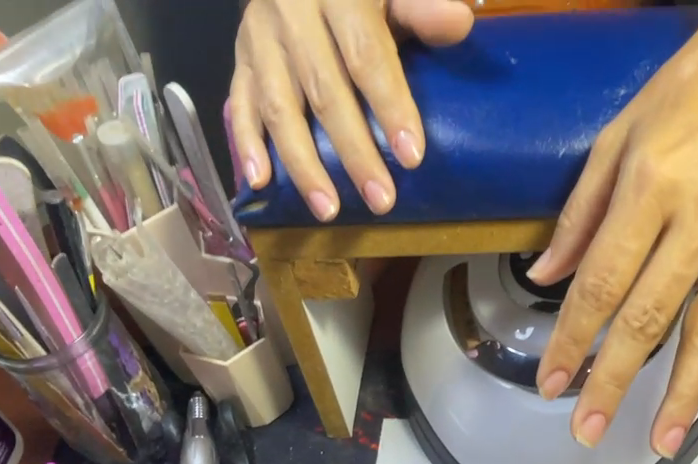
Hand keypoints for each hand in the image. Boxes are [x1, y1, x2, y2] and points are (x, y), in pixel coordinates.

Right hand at [229, 0, 474, 220]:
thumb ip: (420, 9)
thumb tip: (459, 23)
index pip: (366, 56)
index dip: (390, 107)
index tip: (412, 157)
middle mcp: (292, 12)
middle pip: (325, 92)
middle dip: (354, 153)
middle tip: (381, 201)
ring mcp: (259, 38)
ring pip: (280, 109)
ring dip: (304, 166)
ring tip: (328, 210)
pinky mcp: (240, 60)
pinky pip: (239, 105)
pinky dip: (248, 145)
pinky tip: (261, 182)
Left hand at [527, 0, 697, 454]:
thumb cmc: (693, 81)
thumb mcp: (620, 133)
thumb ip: (581, 212)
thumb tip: (544, 274)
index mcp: (653, 188)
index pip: (601, 283)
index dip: (572, 339)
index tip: (550, 383)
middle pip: (649, 319)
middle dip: (613, 381)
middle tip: (588, 430)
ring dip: (683, 393)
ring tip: (661, 443)